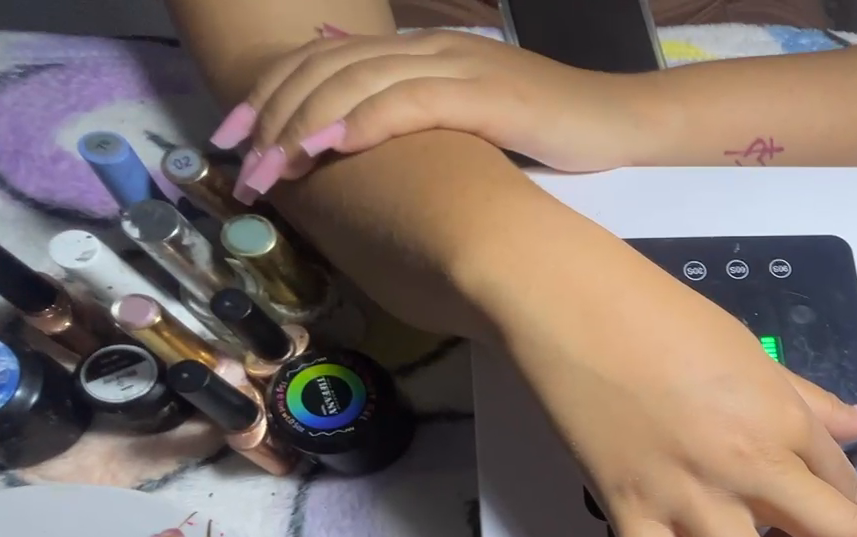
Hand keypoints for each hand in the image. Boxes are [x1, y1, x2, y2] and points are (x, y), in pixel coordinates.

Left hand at [206, 27, 662, 199]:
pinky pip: (408, 103)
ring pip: (357, 84)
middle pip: (330, 69)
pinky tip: (329, 146)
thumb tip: (386, 132)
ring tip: (269, 166)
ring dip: (304, 124)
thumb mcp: (487, 117)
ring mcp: (457, 68)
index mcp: (428, 53)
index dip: (280, 98)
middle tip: (235, 160)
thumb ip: (436, 116)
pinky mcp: (484, 96)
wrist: (621, 121)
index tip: (244, 142)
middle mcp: (432, 49)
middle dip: (272, 113)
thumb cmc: (562, 130)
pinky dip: (363, 122)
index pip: (334, 65)